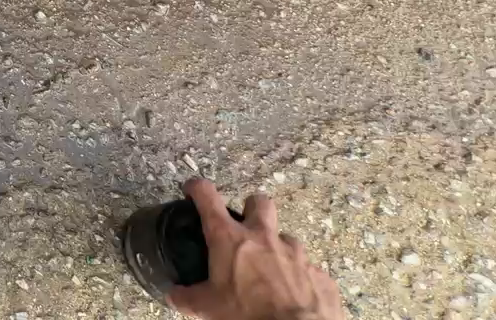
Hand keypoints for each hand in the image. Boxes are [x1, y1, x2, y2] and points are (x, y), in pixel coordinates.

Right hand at [168, 179, 346, 319]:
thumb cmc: (248, 316)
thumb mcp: (208, 307)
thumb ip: (187, 296)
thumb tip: (173, 295)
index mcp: (228, 237)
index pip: (206, 194)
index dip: (196, 187)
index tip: (192, 192)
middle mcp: (263, 237)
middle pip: (259, 202)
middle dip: (252, 209)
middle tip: (246, 229)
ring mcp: (298, 256)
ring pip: (288, 239)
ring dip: (279, 249)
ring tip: (274, 271)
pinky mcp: (323, 278)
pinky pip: (311, 271)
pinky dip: (302, 278)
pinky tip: (297, 295)